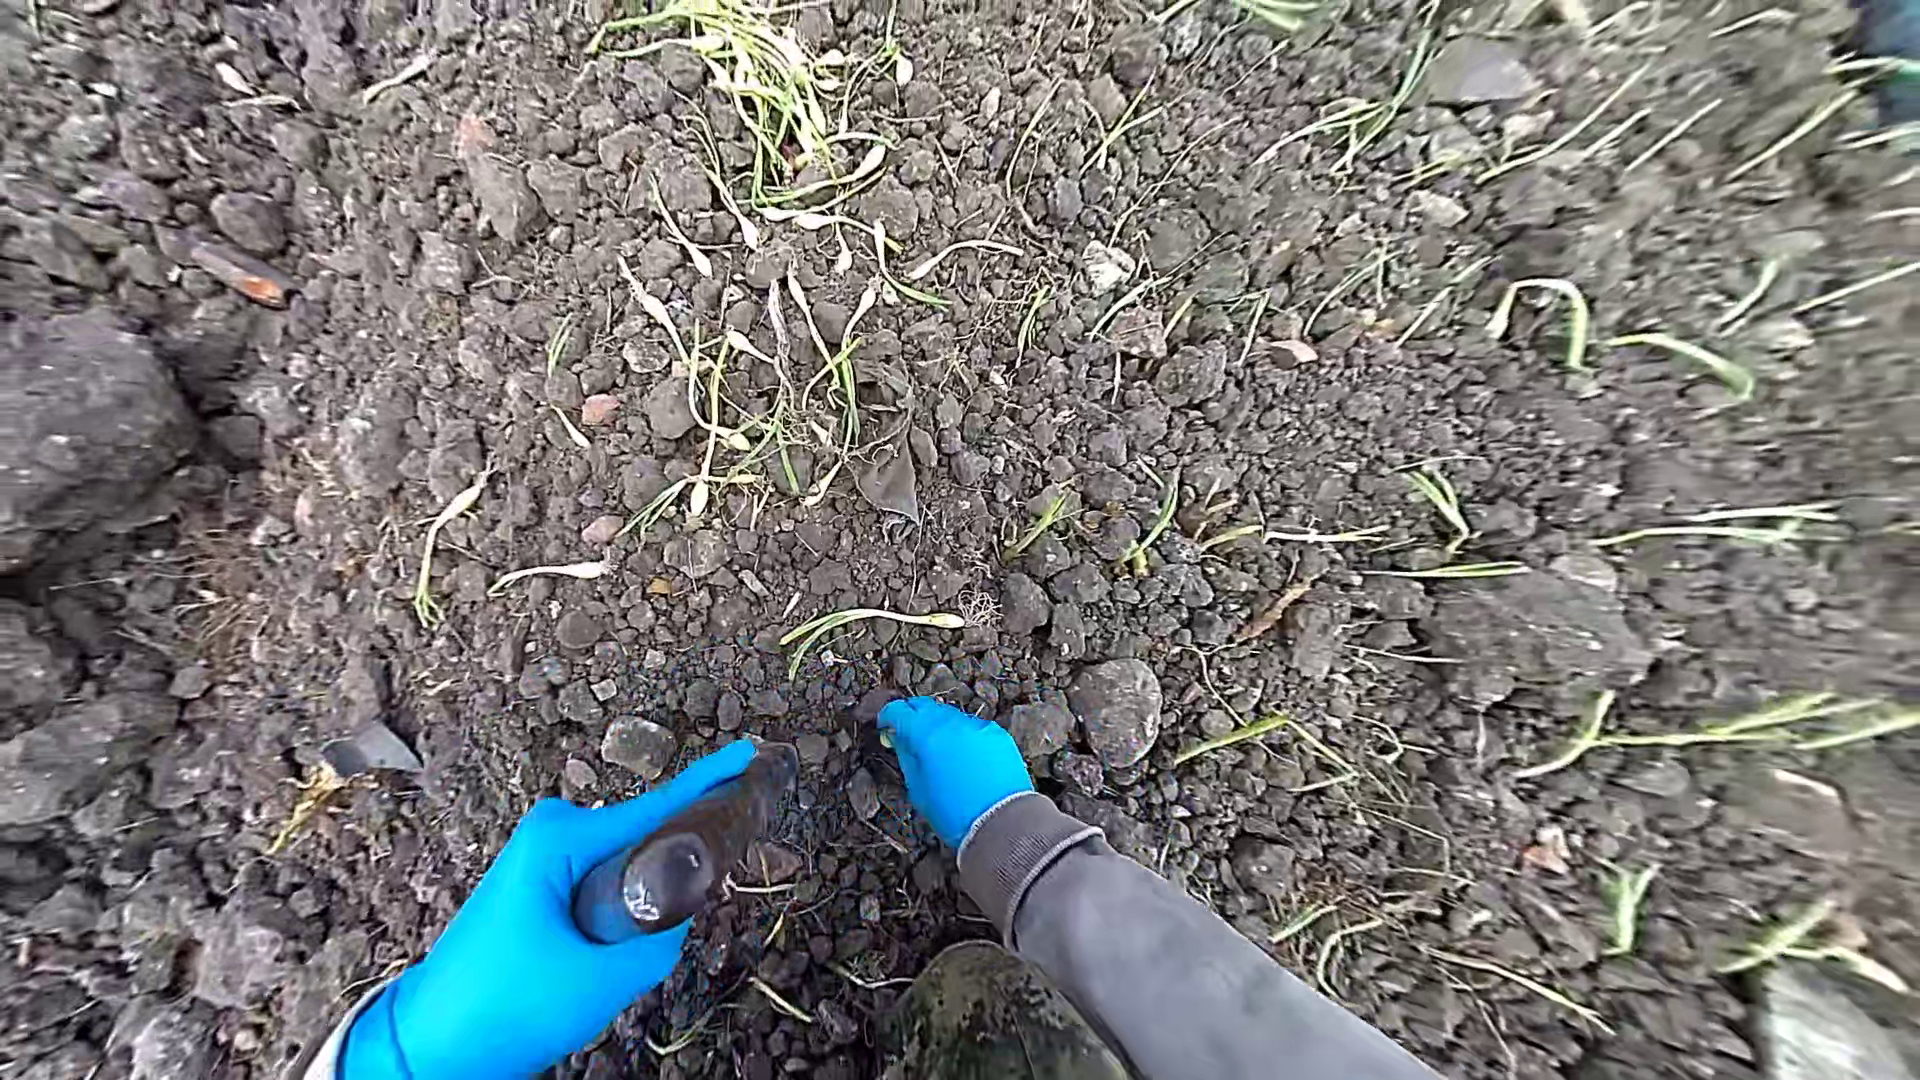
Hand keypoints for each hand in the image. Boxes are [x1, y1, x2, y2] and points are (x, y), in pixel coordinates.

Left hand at [342, 740, 757, 1078]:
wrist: (422, 1054)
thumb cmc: (505, 1012)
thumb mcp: (602, 982)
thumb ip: (665, 939)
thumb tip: (689, 908)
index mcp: (562, 840)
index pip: (658, 803)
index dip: (711, 778)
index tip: (749, 753)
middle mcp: (556, 826)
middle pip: (647, 827)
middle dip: (683, 848)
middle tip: (709, 879)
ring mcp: (547, 844)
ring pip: (629, 849)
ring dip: (652, 875)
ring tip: (637, 928)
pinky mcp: (544, 867)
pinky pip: (608, 863)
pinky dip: (630, 882)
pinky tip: (619, 925)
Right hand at [879, 697, 1032, 847]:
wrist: (999, 822)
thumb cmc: (954, 813)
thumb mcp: (917, 788)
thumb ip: (906, 755)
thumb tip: (896, 737)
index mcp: (926, 734)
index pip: (899, 711)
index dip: (889, 717)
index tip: (887, 726)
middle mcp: (951, 722)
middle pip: (925, 706)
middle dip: (914, 717)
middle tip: (910, 736)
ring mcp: (975, 725)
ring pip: (949, 715)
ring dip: (940, 726)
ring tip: (940, 751)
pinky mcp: (995, 733)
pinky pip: (972, 727)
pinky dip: (964, 735)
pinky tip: (965, 757)